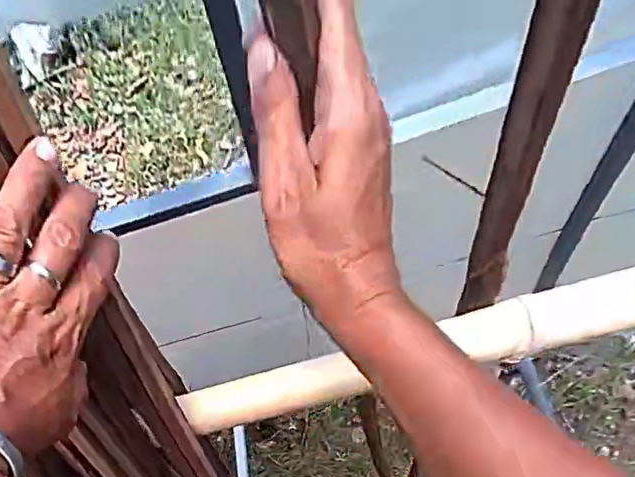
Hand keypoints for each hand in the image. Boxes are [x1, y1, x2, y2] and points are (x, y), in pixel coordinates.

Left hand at [0, 137, 120, 455]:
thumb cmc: (10, 432)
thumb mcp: (64, 411)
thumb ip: (74, 377)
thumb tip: (73, 360)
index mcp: (60, 335)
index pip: (90, 280)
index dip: (102, 254)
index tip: (105, 240)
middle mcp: (26, 305)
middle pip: (60, 243)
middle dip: (77, 210)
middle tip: (84, 190)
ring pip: (10, 227)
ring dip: (30, 187)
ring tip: (42, 155)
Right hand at [247, 0, 401, 331]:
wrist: (356, 289)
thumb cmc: (321, 251)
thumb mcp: (284, 183)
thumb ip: (274, 111)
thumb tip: (264, 50)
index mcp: (349, 111)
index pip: (336, 17)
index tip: (277, 1)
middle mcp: (369, 109)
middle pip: (339, 34)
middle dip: (301, 16)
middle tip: (263, 17)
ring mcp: (372, 128)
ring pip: (339, 64)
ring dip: (306, 48)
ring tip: (267, 46)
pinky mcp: (366, 147)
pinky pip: (340, 96)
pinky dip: (315, 82)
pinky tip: (288, 93)